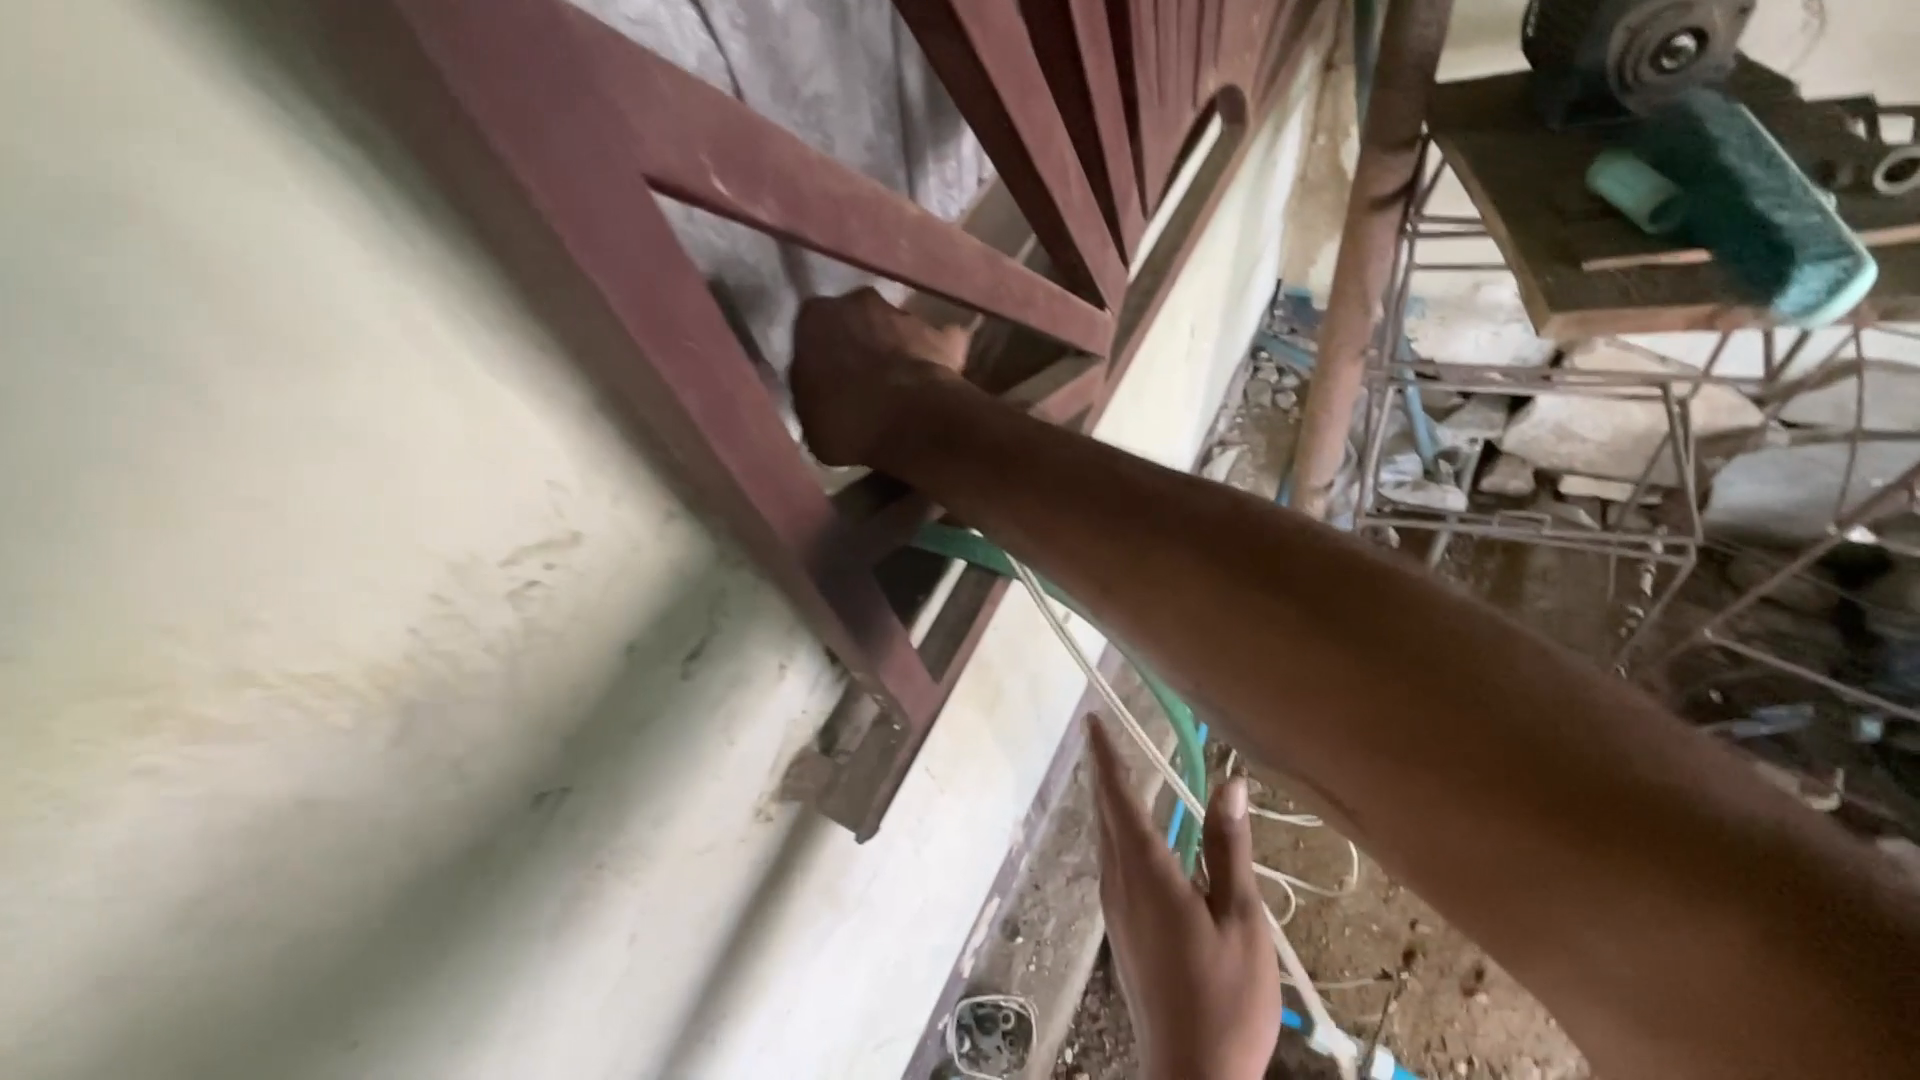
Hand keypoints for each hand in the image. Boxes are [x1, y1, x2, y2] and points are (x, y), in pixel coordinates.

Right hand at [789, 288, 969, 466]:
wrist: (909, 423)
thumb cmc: (845, 422)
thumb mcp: (808, 418)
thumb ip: (811, 393)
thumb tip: (821, 395)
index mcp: (815, 318)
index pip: (812, 328)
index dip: (820, 353)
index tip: (826, 377)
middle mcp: (859, 303)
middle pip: (857, 319)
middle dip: (860, 342)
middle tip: (862, 380)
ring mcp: (906, 315)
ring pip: (898, 328)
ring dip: (898, 349)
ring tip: (901, 387)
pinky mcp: (944, 335)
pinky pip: (941, 342)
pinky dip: (940, 357)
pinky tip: (939, 380)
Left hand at [1086, 715, 1280, 1079]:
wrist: (1191, 1073)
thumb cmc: (1227, 998)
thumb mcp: (1241, 920)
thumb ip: (1228, 849)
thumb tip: (1229, 784)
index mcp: (1148, 873)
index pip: (1119, 799)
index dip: (1107, 758)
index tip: (1093, 721)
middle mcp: (1120, 883)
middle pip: (1106, 815)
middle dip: (1103, 772)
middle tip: (1101, 733)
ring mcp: (1116, 909)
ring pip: (1106, 839)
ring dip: (1109, 801)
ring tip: (1116, 770)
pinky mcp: (1122, 930)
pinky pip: (1114, 863)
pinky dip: (1118, 832)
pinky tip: (1136, 835)